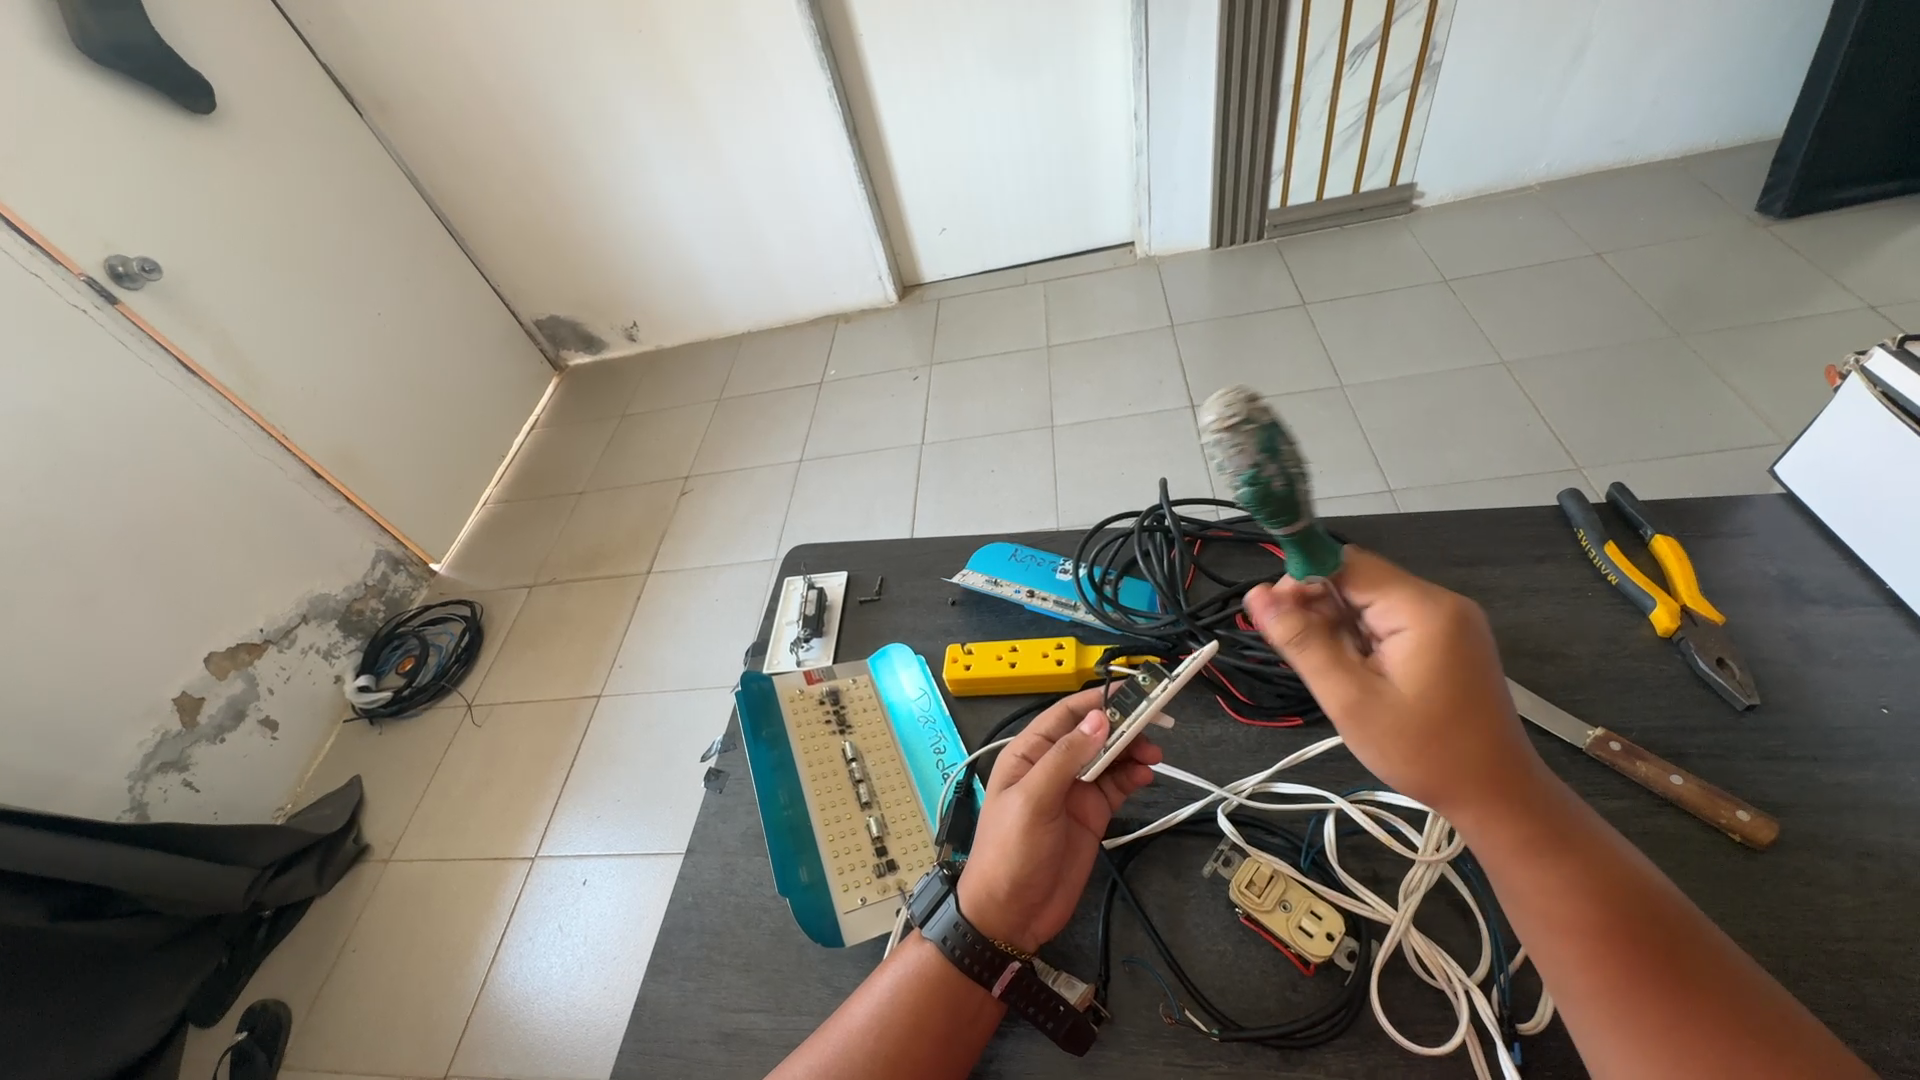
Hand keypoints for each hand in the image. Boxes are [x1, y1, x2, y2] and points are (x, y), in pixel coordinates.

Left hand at [955, 686, 1161, 952]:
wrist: (1010, 914)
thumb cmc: (1011, 852)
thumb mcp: (1033, 800)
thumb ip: (1067, 758)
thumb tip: (1099, 719)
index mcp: (1029, 753)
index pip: (1066, 714)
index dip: (1099, 700)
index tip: (1135, 691)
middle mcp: (1053, 765)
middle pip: (1093, 733)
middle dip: (1123, 724)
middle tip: (1157, 723)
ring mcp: (1074, 790)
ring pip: (1109, 757)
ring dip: (1132, 749)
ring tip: (1154, 753)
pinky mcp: (1092, 814)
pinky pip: (1117, 785)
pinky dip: (1133, 776)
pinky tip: (1147, 774)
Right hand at [1243, 547, 1549, 822]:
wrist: (1496, 796)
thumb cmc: (1422, 751)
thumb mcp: (1349, 698)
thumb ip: (1301, 641)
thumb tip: (1255, 595)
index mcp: (1422, 608)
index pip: (1346, 562)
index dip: (1301, 579)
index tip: (1272, 614)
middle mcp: (1439, 603)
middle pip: (1358, 579)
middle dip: (1316, 606)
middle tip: (1293, 650)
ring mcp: (1447, 622)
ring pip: (1369, 601)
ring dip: (1336, 626)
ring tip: (1324, 669)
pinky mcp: (1446, 641)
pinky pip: (1387, 621)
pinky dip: (1359, 638)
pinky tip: (1349, 672)